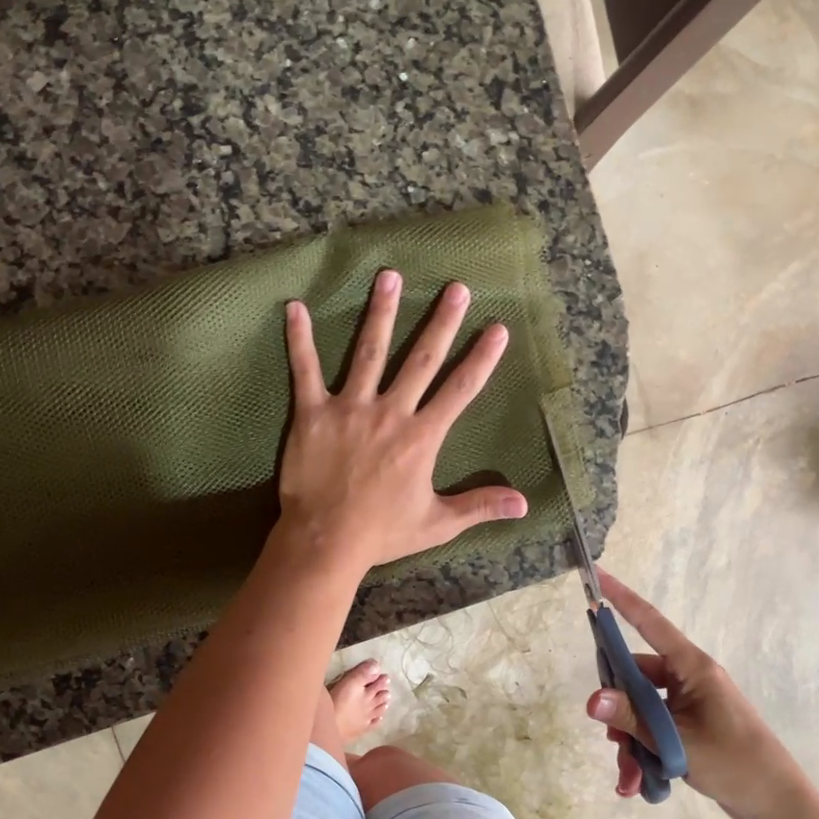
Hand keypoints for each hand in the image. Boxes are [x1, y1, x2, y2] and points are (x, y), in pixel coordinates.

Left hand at [278, 270, 527, 570]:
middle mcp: (391, 413)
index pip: (459, 390)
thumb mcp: (438, 523)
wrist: (326, 542)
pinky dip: (299, 339)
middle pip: (421, 359)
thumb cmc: (382, 534)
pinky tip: (295, 308)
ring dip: (381, 313)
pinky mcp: (313, 414)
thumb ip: (479, 506)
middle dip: (441, 322)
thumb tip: (524, 504)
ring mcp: (350, 408)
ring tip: (389, 277)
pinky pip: (305, 370)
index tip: (497, 330)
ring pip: (369, 352)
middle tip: (456, 288)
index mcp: (422, 437)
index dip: (481, 359)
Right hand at [583, 569, 800, 818]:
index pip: (650, 623)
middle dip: (619, 714)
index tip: (597, 574)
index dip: (622, 598)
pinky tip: (639, 784)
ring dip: (630, 744)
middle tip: (612, 742)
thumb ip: (632, 717)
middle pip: (635, 680)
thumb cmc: (733, 761)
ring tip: (631, 778)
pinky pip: (654, 732)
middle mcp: (688, 679)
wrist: (776, 803)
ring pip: (641, 712)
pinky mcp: (690, 728)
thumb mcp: (675, 740)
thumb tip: (592, 699)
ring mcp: (689, 704)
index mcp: (692, 668)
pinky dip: (643, 755)